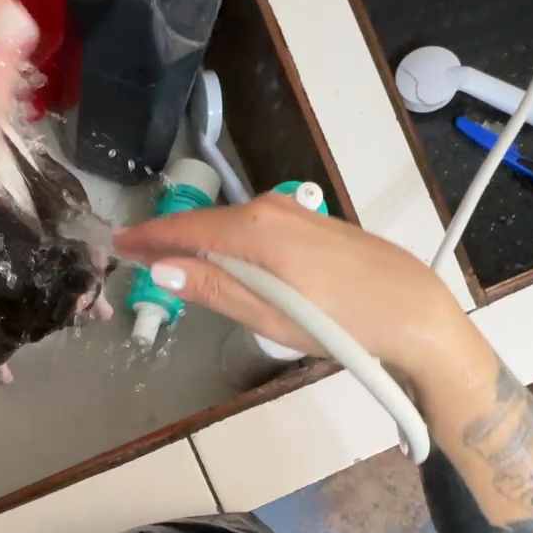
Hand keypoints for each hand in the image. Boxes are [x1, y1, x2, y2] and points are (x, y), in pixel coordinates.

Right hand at [114, 195, 471, 372]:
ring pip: (232, 229)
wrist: (414, 312)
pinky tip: (226, 264)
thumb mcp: (270, 316)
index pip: (186, 230)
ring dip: (200, 245)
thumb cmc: (341, 323)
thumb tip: (163, 270)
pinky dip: (230, 246)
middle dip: (170, 241)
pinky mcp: (313, 226)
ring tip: (173, 265)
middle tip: (138, 259)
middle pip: (207, 225)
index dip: (149, 239)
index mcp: (255, 230)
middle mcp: (272, 210)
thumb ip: (215, 290)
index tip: (118, 245)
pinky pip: (256, 232)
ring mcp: (296, 214)